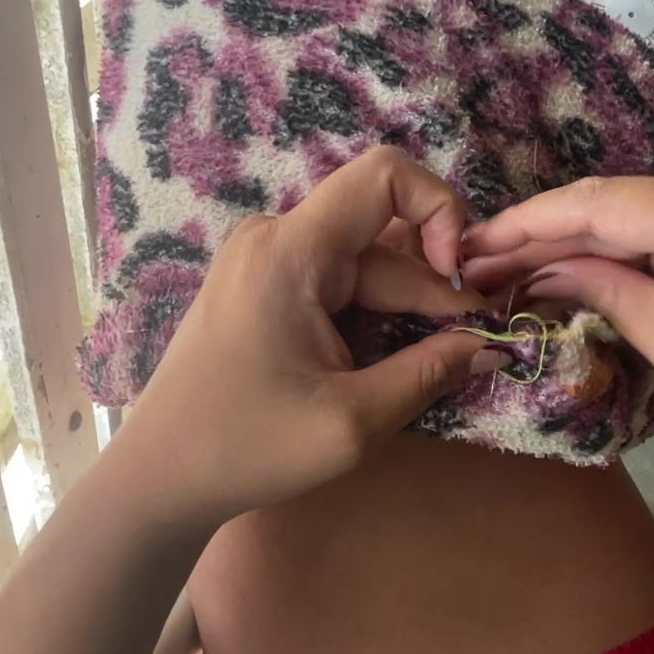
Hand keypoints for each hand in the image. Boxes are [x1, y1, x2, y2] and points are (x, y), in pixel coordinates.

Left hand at [124, 147, 500, 523]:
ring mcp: (268, 260)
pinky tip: (395, 352)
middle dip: (434, 286)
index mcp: (291, 251)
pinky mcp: (266, 286)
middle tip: (476, 341)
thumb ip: (430, 373)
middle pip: (382, 238)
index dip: (440, 210)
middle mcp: (277, 238)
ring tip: (442, 355)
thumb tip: (492, 345)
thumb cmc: (247, 447)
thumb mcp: (354, 421)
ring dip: (407, 306)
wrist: (160, 477)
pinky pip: (338, 281)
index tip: (460, 279)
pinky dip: (375, 312)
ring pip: (365, 265)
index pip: (384, 176)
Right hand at [461, 162, 653, 441]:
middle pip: (611, 203)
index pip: (604, 206)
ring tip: (505, 263)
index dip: (531, 224)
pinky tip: (565, 259)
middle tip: (475, 260)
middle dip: (540, 233)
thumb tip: (540, 268)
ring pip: (629, 209)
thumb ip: (613, 297)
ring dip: (569, 238)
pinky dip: (611, 242)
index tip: (474, 245)